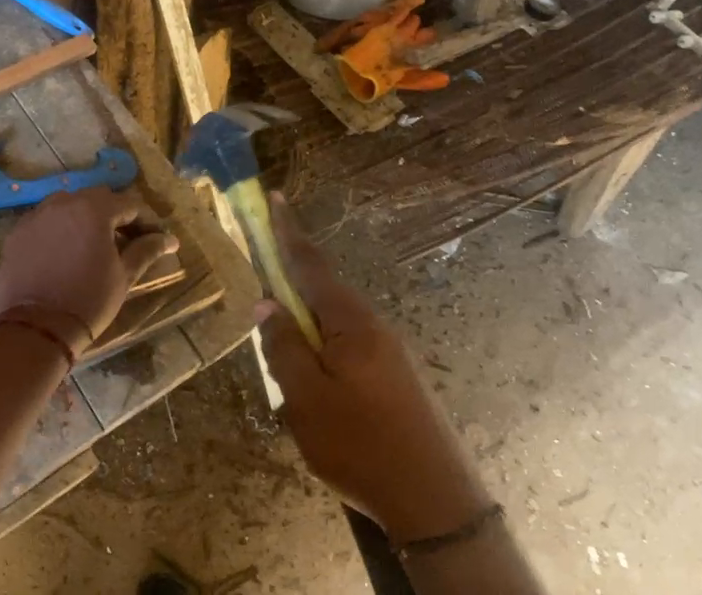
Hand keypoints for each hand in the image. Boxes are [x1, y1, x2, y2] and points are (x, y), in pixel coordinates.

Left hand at [0, 187, 177, 357]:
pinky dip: (59, 230)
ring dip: (85, 219)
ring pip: (67, 206)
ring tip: (94, 245)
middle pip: (97, 199)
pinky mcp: (17, 233)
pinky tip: (64, 253)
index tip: (155, 240)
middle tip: (127, 241)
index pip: (129, 205)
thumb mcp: (123, 276)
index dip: (145, 222)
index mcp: (93, 209)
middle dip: (115, 215)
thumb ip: (146, 250)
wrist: (36, 327)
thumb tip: (170, 239)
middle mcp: (62, 203)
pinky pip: (45, 222)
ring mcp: (36, 216)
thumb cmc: (88, 300)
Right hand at [257, 195, 493, 542]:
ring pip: (332, 328)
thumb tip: (268, 304)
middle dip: (290, 292)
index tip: (275, 198)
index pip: (310, 264)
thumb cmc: (361, 445)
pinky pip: (346, 350)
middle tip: (264, 309)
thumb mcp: (305, 398)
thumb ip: (282, 347)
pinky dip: (322, 355)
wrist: (436, 503)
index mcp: (350, 322)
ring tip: (288, 375)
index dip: (288, 232)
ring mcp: (388, 353)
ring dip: (305, 335)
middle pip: (320, 294)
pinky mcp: (394, 379)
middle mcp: (372, 327)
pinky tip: (316, 393)